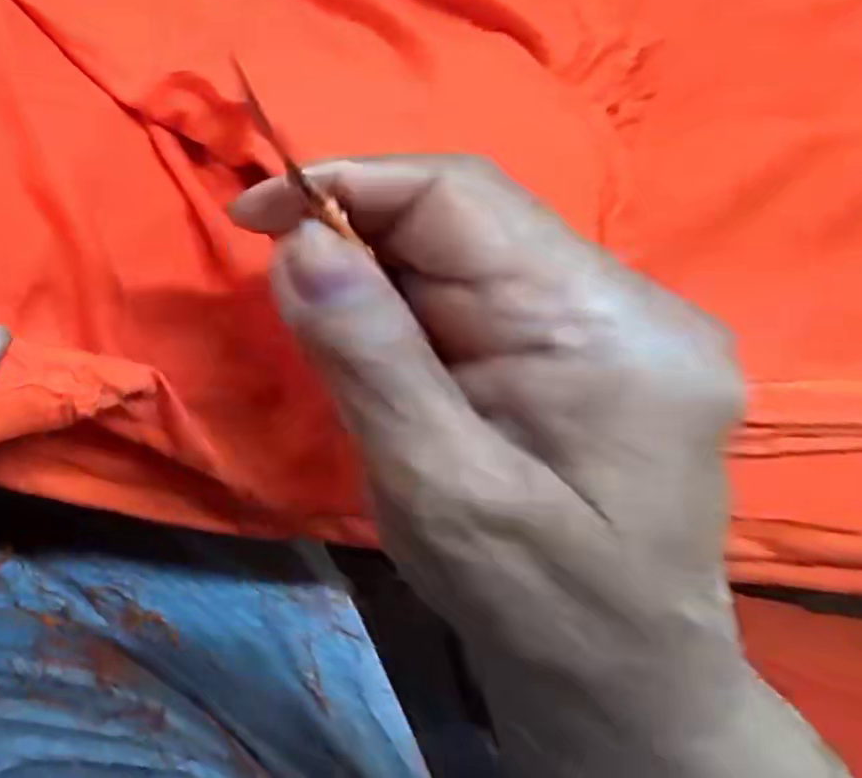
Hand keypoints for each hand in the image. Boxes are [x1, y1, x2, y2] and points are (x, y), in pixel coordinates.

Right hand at [232, 156, 842, 776]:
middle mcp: (608, 300)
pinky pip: (448, 283)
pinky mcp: (554, 341)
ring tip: (305, 306)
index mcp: (600, 324)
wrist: (608, 678)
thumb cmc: (530, 596)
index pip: (458, 197)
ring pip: (444, 245)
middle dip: (345, 222)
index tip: (252, 214)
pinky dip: (379, 290)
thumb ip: (368, 356)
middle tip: (267, 259)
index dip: (345, 183)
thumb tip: (299, 242)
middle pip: (453, 213)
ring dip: (357, 259)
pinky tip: (353, 328)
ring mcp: (586, 318)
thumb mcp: (436, 483)